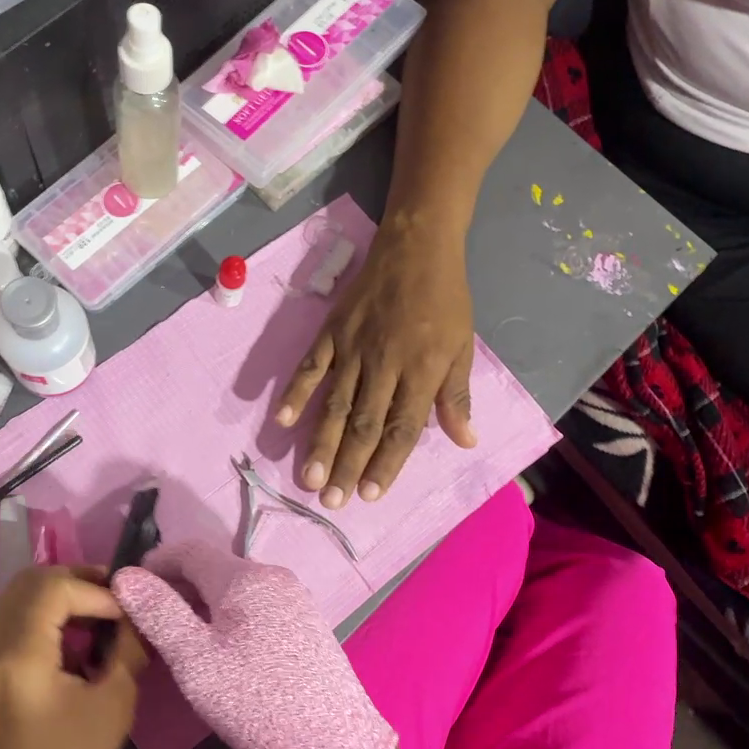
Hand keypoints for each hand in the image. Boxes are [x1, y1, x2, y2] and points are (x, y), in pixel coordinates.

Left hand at [0, 567, 147, 748]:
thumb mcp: (112, 709)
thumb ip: (125, 648)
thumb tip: (131, 613)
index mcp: (15, 660)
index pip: (54, 588)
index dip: (96, 589)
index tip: (125, 610)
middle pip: (26, 584)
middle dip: (74, 584)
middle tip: (111, 601)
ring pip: (8, 602)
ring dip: (51, 602)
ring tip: (88, 625)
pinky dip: (29, 624)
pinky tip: (57, 650)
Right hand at [113, 542, 396, 748]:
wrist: (335, 744)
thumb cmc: (257, 700)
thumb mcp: (195, 661)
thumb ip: (158, 613)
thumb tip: (124, 574)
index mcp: (244, 576)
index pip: (187, 549)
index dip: (153, 565)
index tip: (128, 595)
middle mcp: (272, 575)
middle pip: (211, 568)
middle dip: (175, 589)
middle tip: (149, 627)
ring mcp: (294, 598)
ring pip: (233, 589)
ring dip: (201, 605)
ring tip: (181, 644)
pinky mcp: (305, 623)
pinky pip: (255, 606)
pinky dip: (227, 617)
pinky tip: (222, 654)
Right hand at [276, 227, 476, 508]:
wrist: (416, 247)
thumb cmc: (445, 299)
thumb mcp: (463, 346)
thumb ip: (457, 395)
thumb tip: (466, 441)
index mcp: (421, 372)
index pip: (401, 428)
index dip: (386, 464)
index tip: (370, 495)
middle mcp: (385, 366)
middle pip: (363, 424)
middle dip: (347, 466)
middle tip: (330, 501)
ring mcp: (353, 349)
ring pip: (335, 405)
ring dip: (320, 443)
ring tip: (308, 478)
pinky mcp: (331, 333)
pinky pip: (310, 367)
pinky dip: (295, 393)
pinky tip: (282, 420)